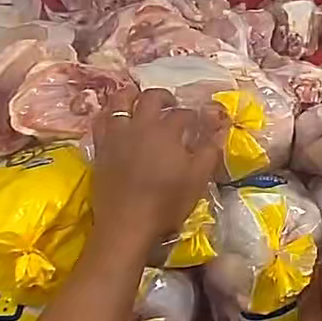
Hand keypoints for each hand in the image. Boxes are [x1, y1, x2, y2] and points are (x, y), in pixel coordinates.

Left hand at [90, 87, 222, 245]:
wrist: (127, 224)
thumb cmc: (166, 203)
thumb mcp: (198, 178)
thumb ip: (210, 150)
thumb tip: (220, 128)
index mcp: (167, 130)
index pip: (183, 114)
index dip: (193, 116)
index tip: (198, 122)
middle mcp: (140, 125)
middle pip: (151, 98)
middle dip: (164, 97)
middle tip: (170, 104)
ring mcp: (117, 134)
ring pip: (120, 101)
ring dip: (131, 96)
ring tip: (138, 101)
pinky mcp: (100, 147)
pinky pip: (101, 121)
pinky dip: (108, 114)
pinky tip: (115, 120)